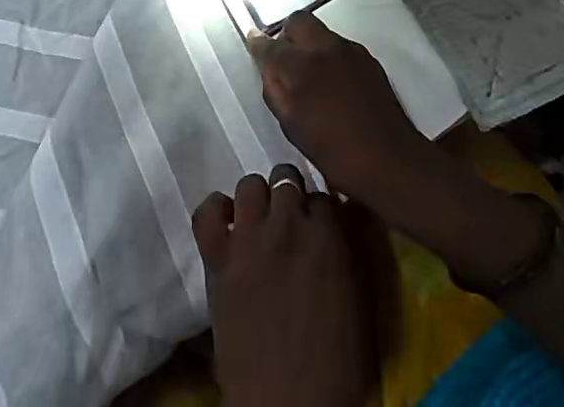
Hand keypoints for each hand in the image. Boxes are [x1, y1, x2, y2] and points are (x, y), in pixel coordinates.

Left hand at [192, 165, 371, 406]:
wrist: (288, 403)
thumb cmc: (336, 366)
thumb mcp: (356, 302)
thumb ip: (341, 256)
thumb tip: (331, 232)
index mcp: (329, 239)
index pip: (324, 196)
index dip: (320, 210)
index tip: (317, 224)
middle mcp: (288, 226)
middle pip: (286, 178)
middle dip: (290, 193)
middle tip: (290, 219)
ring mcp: (248, 237)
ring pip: (250, 184)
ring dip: (258, 198)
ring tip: (260, 220)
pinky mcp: (218, 256)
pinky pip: (207, 210)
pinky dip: (216, 210)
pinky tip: (227, 223)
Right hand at [246, 13, 435, 203]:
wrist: (389, 160)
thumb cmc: (332, 149)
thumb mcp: (290, 123)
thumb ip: (274, 87)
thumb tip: (267, 66)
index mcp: (300, 65)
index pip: (268, 43)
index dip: (258, 44)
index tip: (254, 47)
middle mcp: (325, 48)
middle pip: (298, 21)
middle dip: (286, 34)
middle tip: (285, 59)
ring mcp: (351, 52)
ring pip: (321, 33)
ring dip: (310, 45)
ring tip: (311, 75)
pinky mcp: (369, 61)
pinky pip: (341, 47)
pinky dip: (330, 56)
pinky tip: (334, 83)